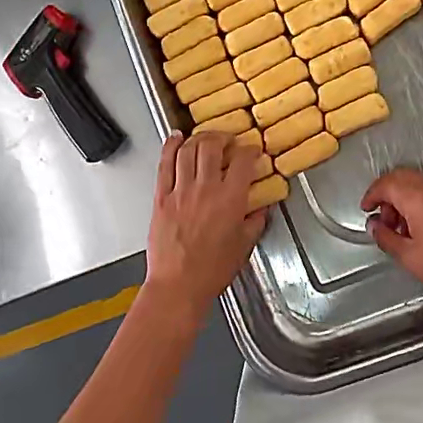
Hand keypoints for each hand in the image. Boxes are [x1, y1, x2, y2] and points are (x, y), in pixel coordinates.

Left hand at [143, 132, 267, 321]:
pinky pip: (164, 164)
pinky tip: (175, 139)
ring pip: (188, 150)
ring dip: (198, 138)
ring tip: (204, 137)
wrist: (179, 285)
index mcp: (230, 200)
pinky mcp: (161, 198)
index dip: (249, 150)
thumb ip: (254, 222)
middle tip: (227, 140)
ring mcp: (181, 191)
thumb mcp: (243, 245)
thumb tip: (261, 210)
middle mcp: (205, 189)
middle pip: (212, 146)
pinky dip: (170, 147)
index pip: (243, 160)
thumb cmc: (211, 271)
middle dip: (222, 137)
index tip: (252, 150)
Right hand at [361, 170, 422, 310]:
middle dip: (388, 196)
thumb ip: (386, 238)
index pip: (387, 183)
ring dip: (407, 200)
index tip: (367, 208)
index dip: (371, 194)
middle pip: (403, 178)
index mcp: (419, 198)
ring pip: (421, 184)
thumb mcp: (410, 258)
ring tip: (407, 230)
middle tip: (385, 221)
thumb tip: (375, 227)